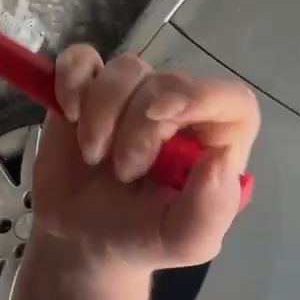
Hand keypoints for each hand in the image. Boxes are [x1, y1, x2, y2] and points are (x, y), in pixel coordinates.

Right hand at [30, 45, 258, 270]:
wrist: (78, 238)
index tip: (162, 116)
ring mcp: (126, 97)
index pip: (231, 100)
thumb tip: (219, 160)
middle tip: (122, 172)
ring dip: (100, 111)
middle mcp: (175, 111)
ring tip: (92, 155)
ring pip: (124, 68)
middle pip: (166, 82)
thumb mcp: (184, 241)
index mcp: (213, 141)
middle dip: (135, 125)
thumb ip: (211, 208)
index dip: (201, 97)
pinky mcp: (82, 91)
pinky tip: (68, 114)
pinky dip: (70, 80)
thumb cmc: (138, 238)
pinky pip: (80, 59)